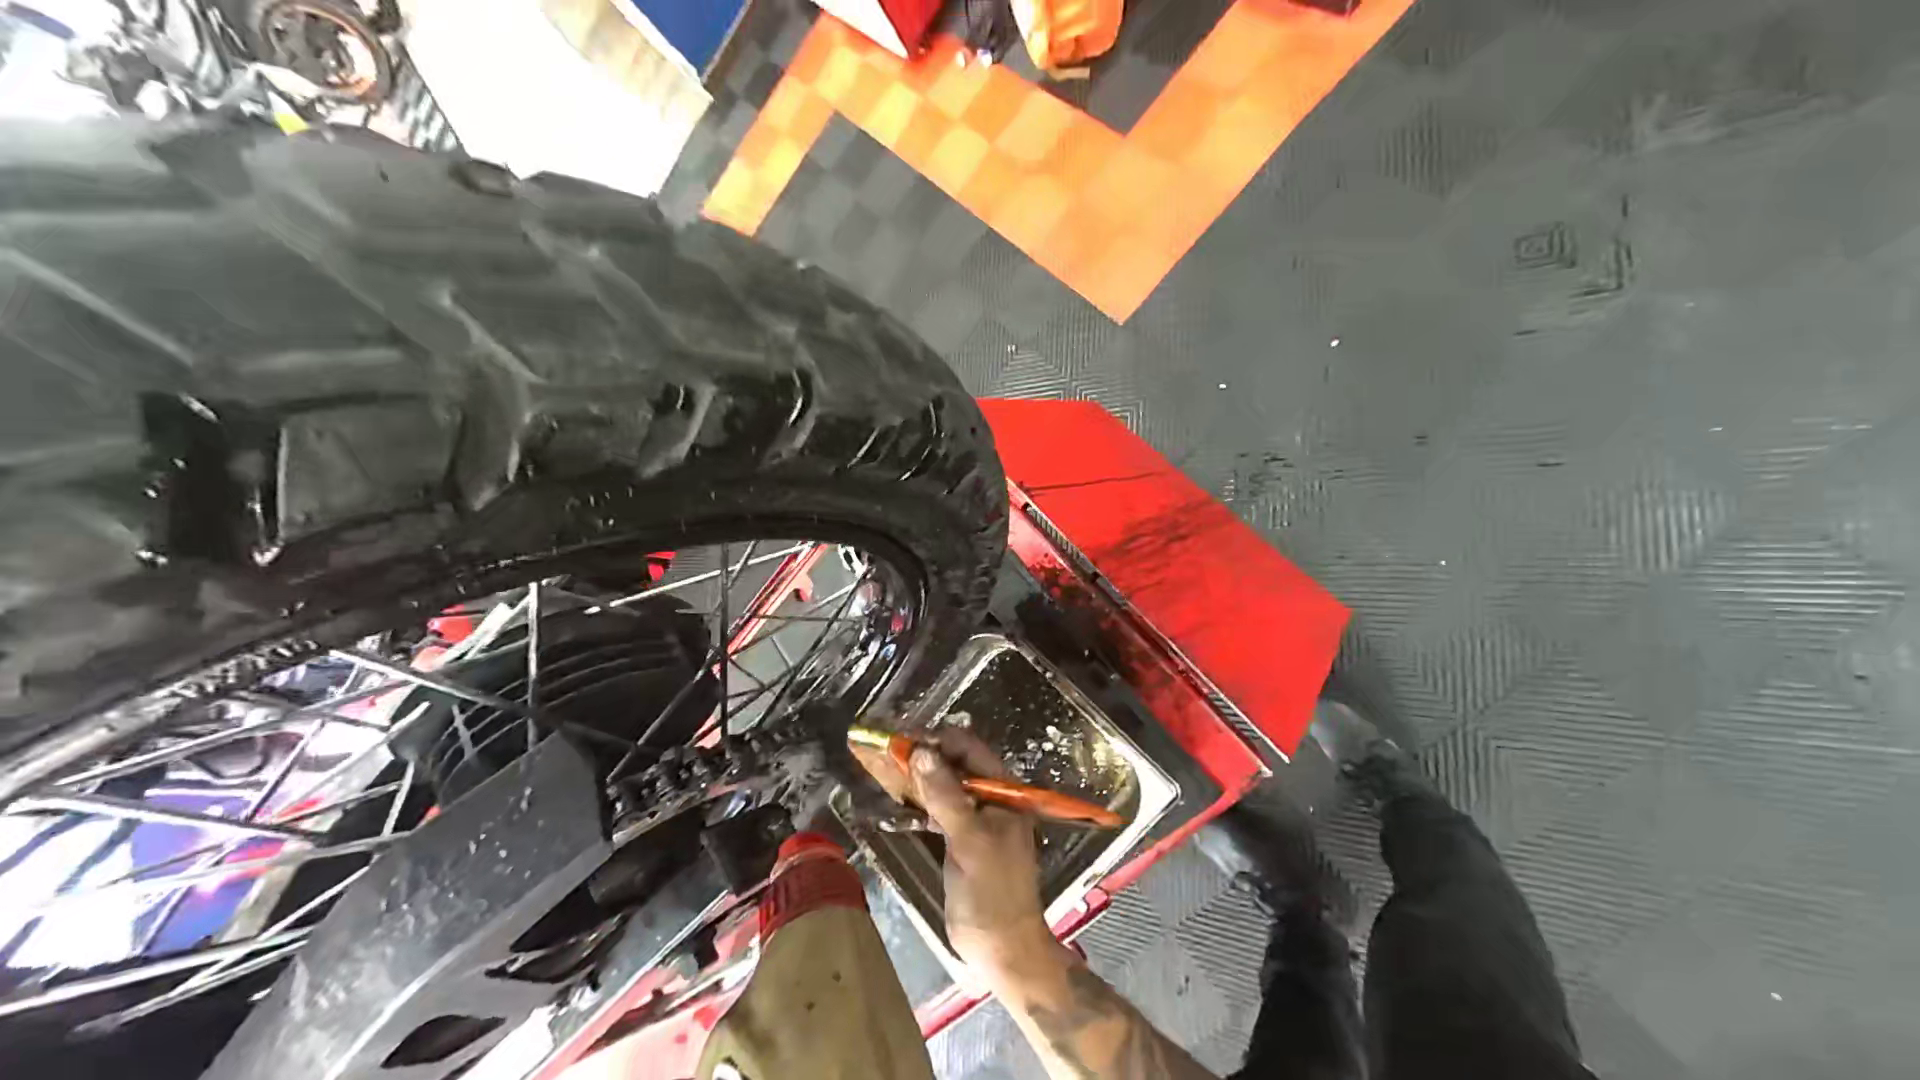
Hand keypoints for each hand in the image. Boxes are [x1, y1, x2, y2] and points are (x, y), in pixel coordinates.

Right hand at [904, 729, 1064, 983]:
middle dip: (926, 755)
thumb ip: (946, 796)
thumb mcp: (969, 841)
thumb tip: (922, 753)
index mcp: (1004, 792)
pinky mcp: (962, 838)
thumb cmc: (991, 892)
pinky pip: (940, 808)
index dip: (938, 740)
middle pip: (957, 763)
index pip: (970, 750)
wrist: (1001, 947)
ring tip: (890, 767)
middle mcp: (991, 798)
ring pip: (946, 784)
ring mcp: (976, 819)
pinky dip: (922, 801)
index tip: (904, 740)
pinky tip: (901, 799)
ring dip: (921, 776)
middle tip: (890, 751)